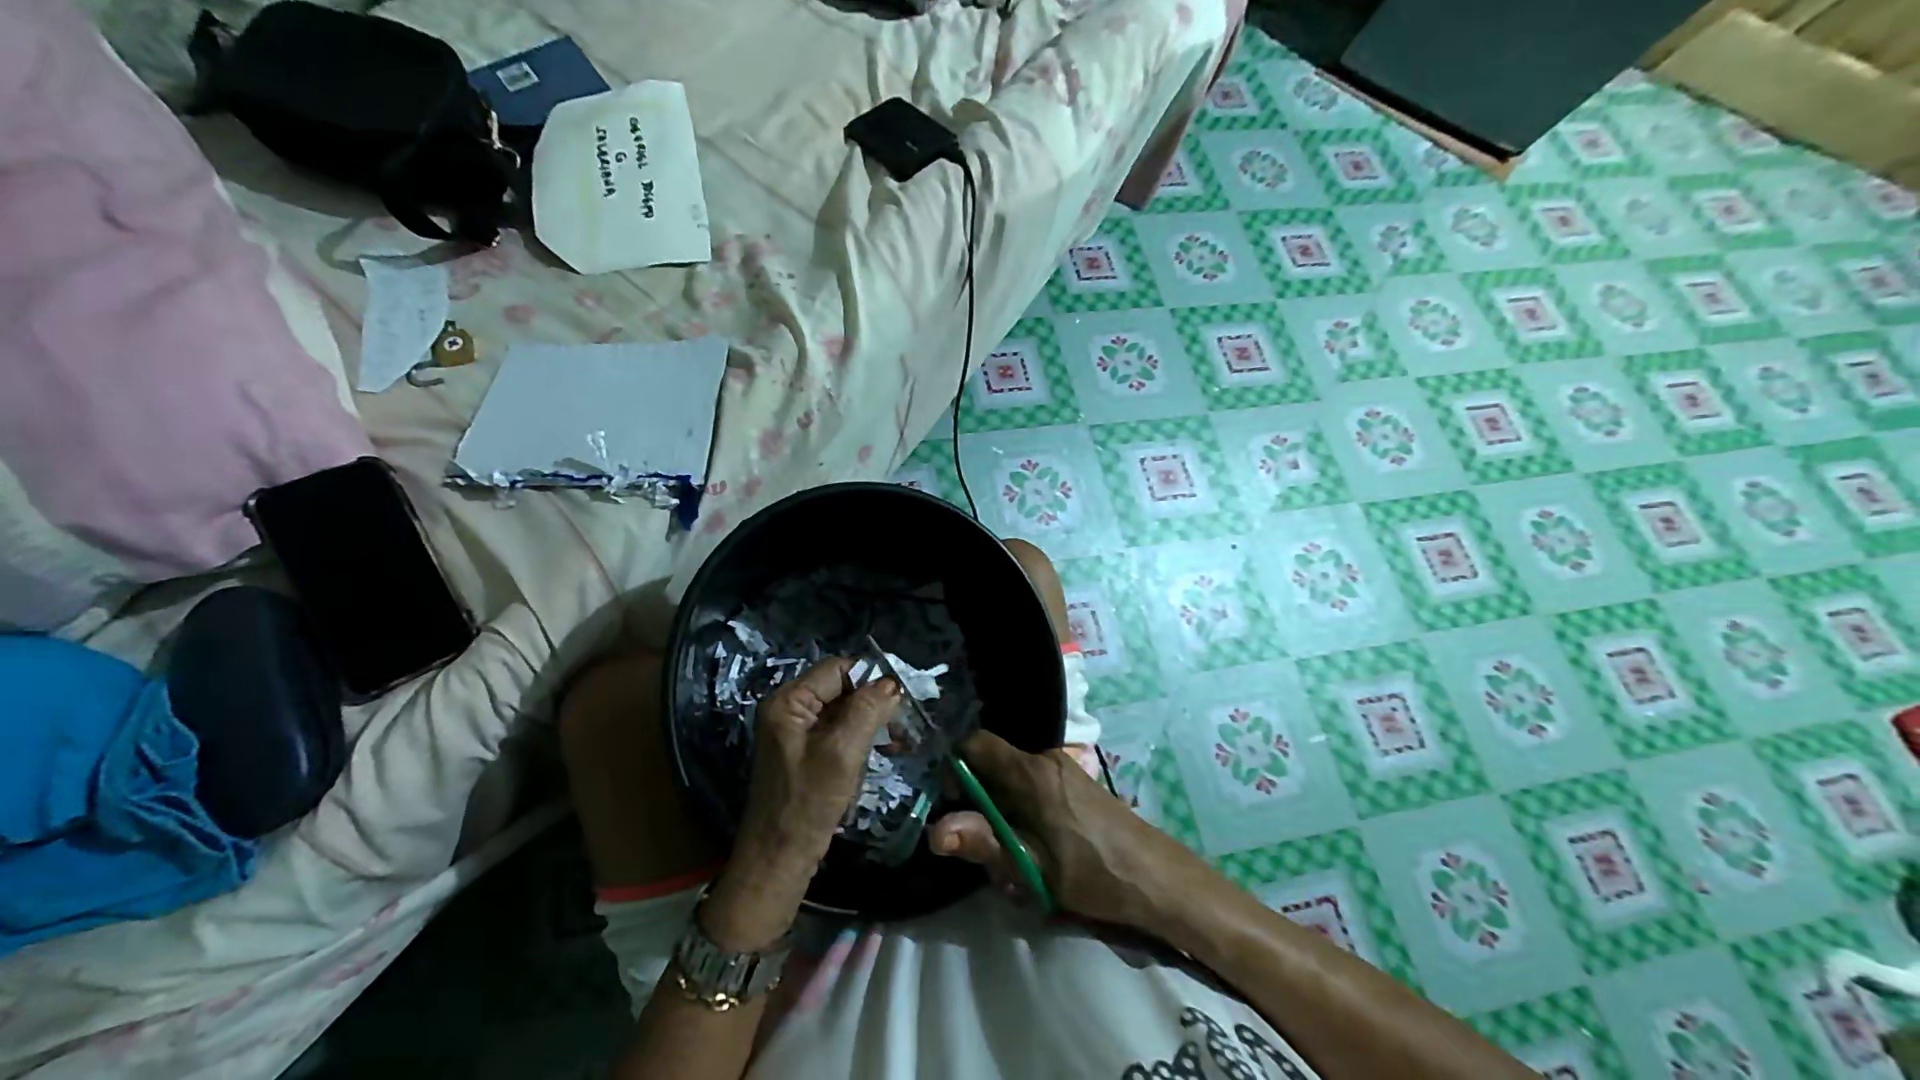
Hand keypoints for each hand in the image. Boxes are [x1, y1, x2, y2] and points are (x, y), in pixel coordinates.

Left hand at [704, 658, 899, 948]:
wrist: (778, 859)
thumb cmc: (807, 804)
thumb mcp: (842, 753)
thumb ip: (866, 711)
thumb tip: (892, 683)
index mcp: (788, 701)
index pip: (837, 670)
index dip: (871, 678)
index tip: (902, 698)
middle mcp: (789, 709)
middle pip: (840, 688)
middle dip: (874, 700)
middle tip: (905, 721)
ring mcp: (796, 732)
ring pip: (843, 710)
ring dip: (872, 720)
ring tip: (900, 739)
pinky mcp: (805, 753)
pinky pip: (838, 732)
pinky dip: (862, 737)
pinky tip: (884, 750)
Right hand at [927, 731, 1214, 930]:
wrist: (1159, 879)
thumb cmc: (1094, 872)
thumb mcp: (1033, 866)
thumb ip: (984, 843)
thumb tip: (935, 831)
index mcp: (1032, 772)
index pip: (977, 744)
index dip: (956, 768)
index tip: (954, 804)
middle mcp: (1047, 759)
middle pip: (995, 765)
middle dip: (982, 803)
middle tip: (987, 847)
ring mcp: (1065, 769)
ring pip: (1015, 780)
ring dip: (1006, 813)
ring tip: (1018, 858)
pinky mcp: (1078, 785)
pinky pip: (1036, 787)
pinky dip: (1026, 812)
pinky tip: (1041, 851)